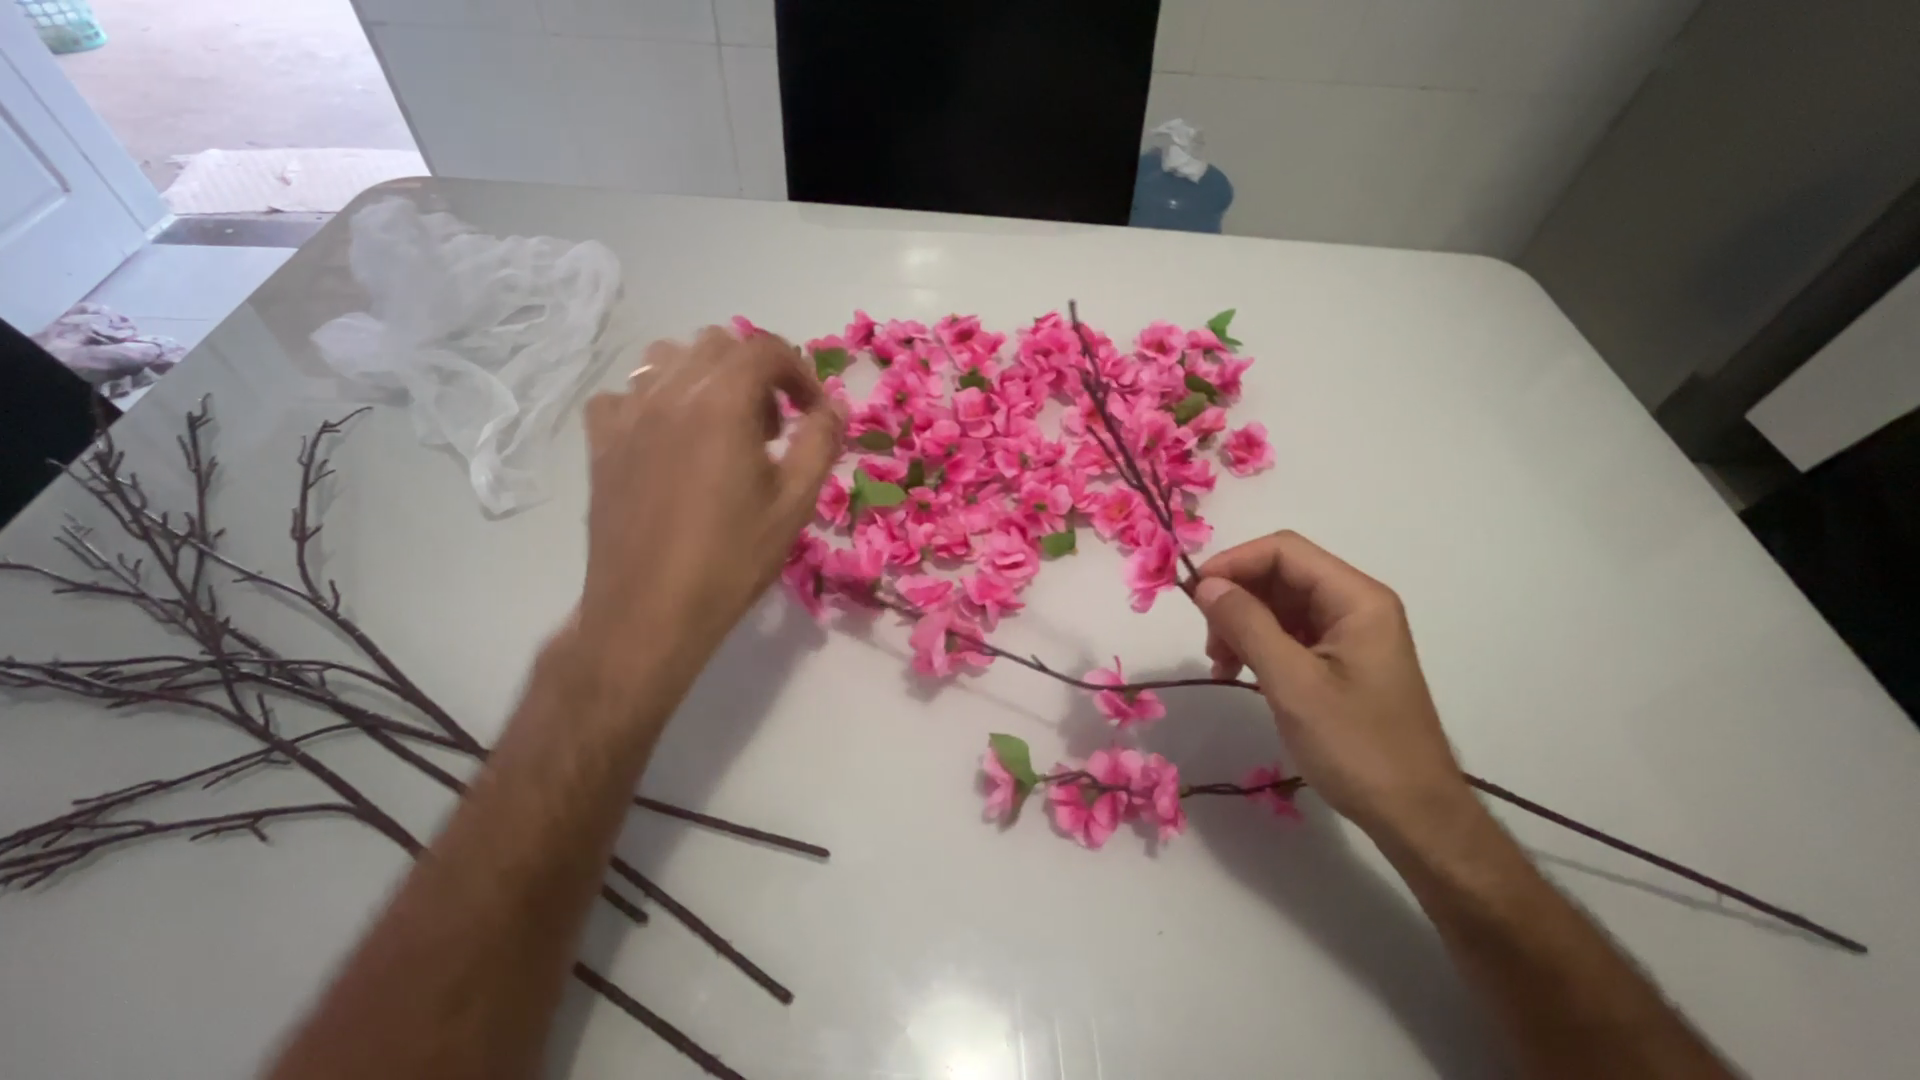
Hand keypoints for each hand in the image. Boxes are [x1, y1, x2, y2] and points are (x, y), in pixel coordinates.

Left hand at [572, 327, 843, 688]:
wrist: (650, 611)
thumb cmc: (731, 560)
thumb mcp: (794, 504)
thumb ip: (820, 442)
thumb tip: (834, 405)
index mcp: (722, 402)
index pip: (766, 348)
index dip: (800, 373)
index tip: (811, 414)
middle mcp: (669, 392)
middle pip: (718, 343)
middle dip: (755, 373)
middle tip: (771, 427)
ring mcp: (627, 414)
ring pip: (667, 358)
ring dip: (704, 377)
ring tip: (721, 426)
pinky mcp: (601, 442)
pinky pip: (625, 394)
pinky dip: (654, 401)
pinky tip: (667, 440)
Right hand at [1192, 531, 1474, 840]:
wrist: (1412, 813)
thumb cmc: (1357, 746)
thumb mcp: (1293, 683)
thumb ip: (1247, 625)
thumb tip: (1205, 584)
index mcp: (1357, 599)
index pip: (1284, 551)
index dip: (1234, 563)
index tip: (1193, 596)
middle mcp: (1356, 606)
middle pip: (1281, 575)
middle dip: (1236, 599)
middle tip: (1209, 644)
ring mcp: (1349, 635)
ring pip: (1280, 605)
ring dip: (1242, 625)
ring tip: (1221, 665)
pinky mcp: (1340, 662)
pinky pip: (1289, 634)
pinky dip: (1257, 646)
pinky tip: (1237, 673)